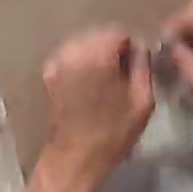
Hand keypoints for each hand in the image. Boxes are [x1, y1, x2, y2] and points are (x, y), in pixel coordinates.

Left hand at [37, 27, 153, 191]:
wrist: (75, 159)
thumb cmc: (113, 133)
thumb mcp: (142, 101)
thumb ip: (143, 65)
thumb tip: (141, 45)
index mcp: (98, 56)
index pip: (119, 32)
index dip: (130, 48)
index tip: (135, 68)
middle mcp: (74, 51)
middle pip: (100, 35)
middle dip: (113, 49)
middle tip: (122, 74)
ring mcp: (57, 61)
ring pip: (84, 43)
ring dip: (97, 55)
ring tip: (105, 80)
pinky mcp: (49, 73)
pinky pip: (71, 55)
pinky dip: (81, 62)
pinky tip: (88, 83)